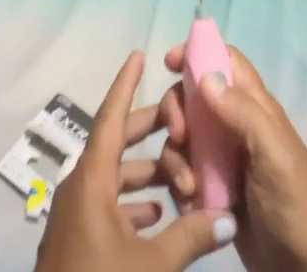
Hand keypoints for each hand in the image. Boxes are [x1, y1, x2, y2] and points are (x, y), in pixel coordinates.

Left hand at [35, 50, 236, 271]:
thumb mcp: (152, 265)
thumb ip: (191, 236)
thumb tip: (228, 217)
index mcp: (91, 180)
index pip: (110, 118)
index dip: (125, 85)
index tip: (139, 55)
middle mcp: (81, 188)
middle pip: (116, 144)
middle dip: (150, 131)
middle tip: (184, 119)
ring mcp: (78, 215)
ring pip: (116, 177)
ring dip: (148, 175)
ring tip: (185, 176)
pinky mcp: (80, 240)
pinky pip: (110, 205)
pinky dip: (136, 203)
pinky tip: (161, 216)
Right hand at [158, 45, 306, 271]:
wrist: (300, 266)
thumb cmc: (293, 203)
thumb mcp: (273, 154)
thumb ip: (243, 113)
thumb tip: (205, 75)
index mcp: (255, 108)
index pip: (225, 61)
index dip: (198, 53)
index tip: (170, 62)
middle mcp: (235, 125)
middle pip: (193, 97)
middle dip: (177, 111)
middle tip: (179, 136)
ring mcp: (221, 156)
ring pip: (182, 136)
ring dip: (176, 157)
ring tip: (188, 186)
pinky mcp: (211, 186)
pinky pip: (182, 171)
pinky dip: (179, 182)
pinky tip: (190, 201)